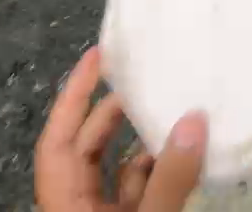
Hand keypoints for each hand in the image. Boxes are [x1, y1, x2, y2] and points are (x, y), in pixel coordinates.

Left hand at [35, 46, 206, 211]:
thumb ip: (168, 179)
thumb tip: (195, 119)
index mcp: (63, 205)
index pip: (57, 142)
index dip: (73, 97)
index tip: (98, 55)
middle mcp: (78, 207)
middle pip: (87, 148)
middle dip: (116, 110)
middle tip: (149, 75)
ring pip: (120, 167)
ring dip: (149, 140)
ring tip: (183, 109)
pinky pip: (144, 187)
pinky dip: (165, 167)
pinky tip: (194, 153)